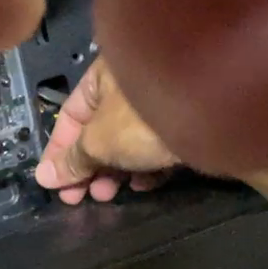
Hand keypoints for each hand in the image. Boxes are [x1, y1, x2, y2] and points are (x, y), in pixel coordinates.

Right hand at [35, 60, 179, 204]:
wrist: (222, 117)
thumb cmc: (144, 119)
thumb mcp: (97, 142)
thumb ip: (71, 160)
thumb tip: (45, 177)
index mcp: (105, 72)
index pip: (70, 114)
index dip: (58, 151)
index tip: (53, 182)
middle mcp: (133, 81)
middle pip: (99, 130)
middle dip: (88, 167)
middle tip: (81, 196)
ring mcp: (164, 99)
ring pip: (128, 140)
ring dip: (115, 172)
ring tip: (110, 194)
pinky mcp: (189, 120)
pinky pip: (159, 145)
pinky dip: (147, 167)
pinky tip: (145, 185)